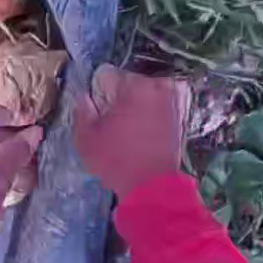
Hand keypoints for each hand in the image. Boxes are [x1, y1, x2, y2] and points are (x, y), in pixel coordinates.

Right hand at [73, 65, 189, 197]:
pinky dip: (151, 116)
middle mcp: (157, 88)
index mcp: (134, 86)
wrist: (151, 186)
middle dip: (122, 95)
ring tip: (127, 125)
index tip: (97, 106)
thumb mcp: (86, 139)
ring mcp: (172, 103)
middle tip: (112, 115)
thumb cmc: (115, 160)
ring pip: (148, 95)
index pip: (111, 76)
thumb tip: (83, 99)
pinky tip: (141, 133)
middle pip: (133, 83)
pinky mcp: (180, 120)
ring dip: (138, 105)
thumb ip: (82, 114)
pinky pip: (160, 109)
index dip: (100, 90)